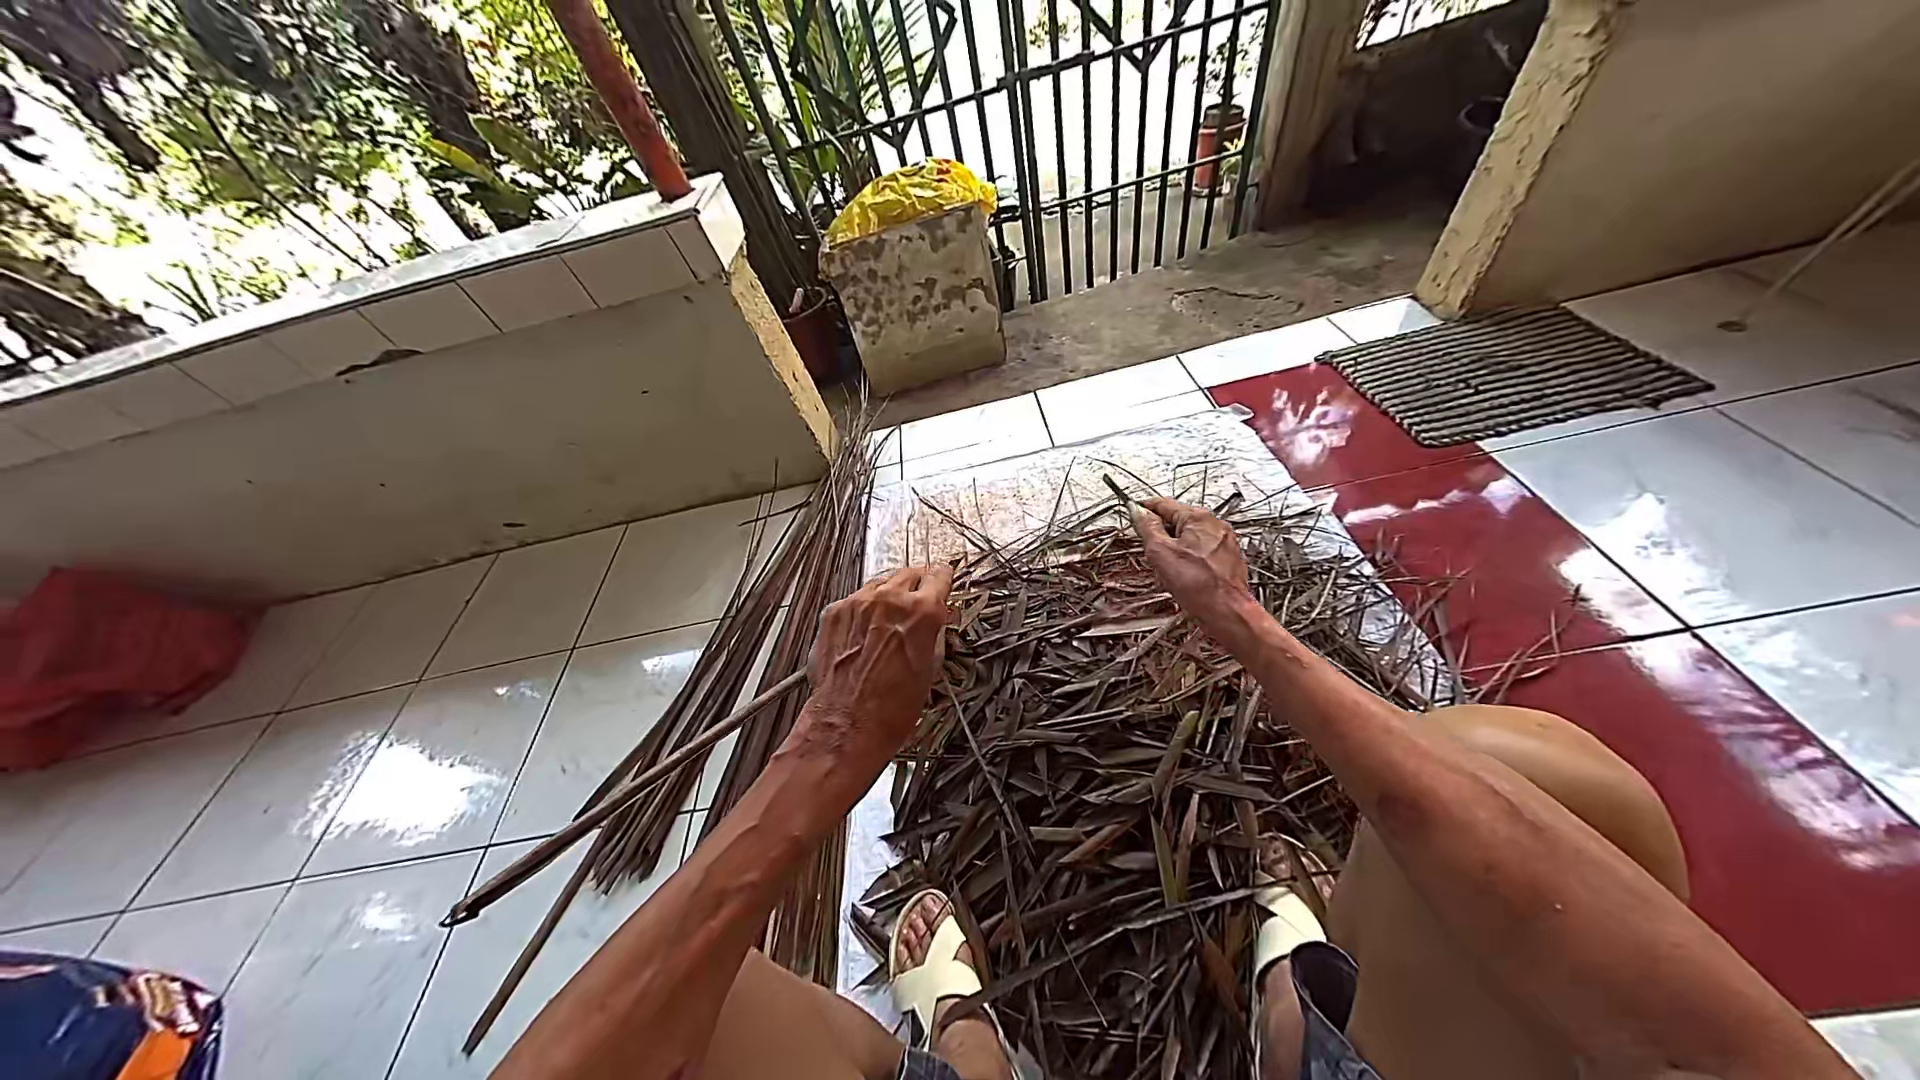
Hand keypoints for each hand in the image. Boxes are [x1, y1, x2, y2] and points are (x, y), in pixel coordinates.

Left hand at [794, 564, 954, 775]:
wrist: (847, 725)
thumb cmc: (890, 708)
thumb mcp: (931, 667)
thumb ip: (934, 632)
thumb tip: (935, 620)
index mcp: (921, 612)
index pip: (939, 575)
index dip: (943, 579)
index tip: (943, 580)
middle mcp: (889, 600)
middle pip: (909, 574)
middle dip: (917, 586)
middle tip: (919, 601)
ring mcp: (858, 604)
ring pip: (880, 584)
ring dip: (889, 595)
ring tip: (891, 620)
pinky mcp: (834, 613)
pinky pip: (855, 600)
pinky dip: (863, 610)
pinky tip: (866, 632)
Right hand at [1130, 497, 1257, 636]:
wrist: (1226, 610)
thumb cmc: (1198, 585)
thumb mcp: (1160, 552)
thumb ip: (1147, 528)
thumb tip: (1138, 512)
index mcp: (1198, 517)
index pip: (1164, 504)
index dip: (1144, 507)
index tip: (1134, 510)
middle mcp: (1215, 525)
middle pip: (1178, 520)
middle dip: (1161, 532)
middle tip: (1149, 547)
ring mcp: (1224, 541)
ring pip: (1190, 537)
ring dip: (1176, 546)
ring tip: (1169, 565)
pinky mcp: (1228, 558)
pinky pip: (1202, 550)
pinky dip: (1190, 557)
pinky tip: (1185, 573)